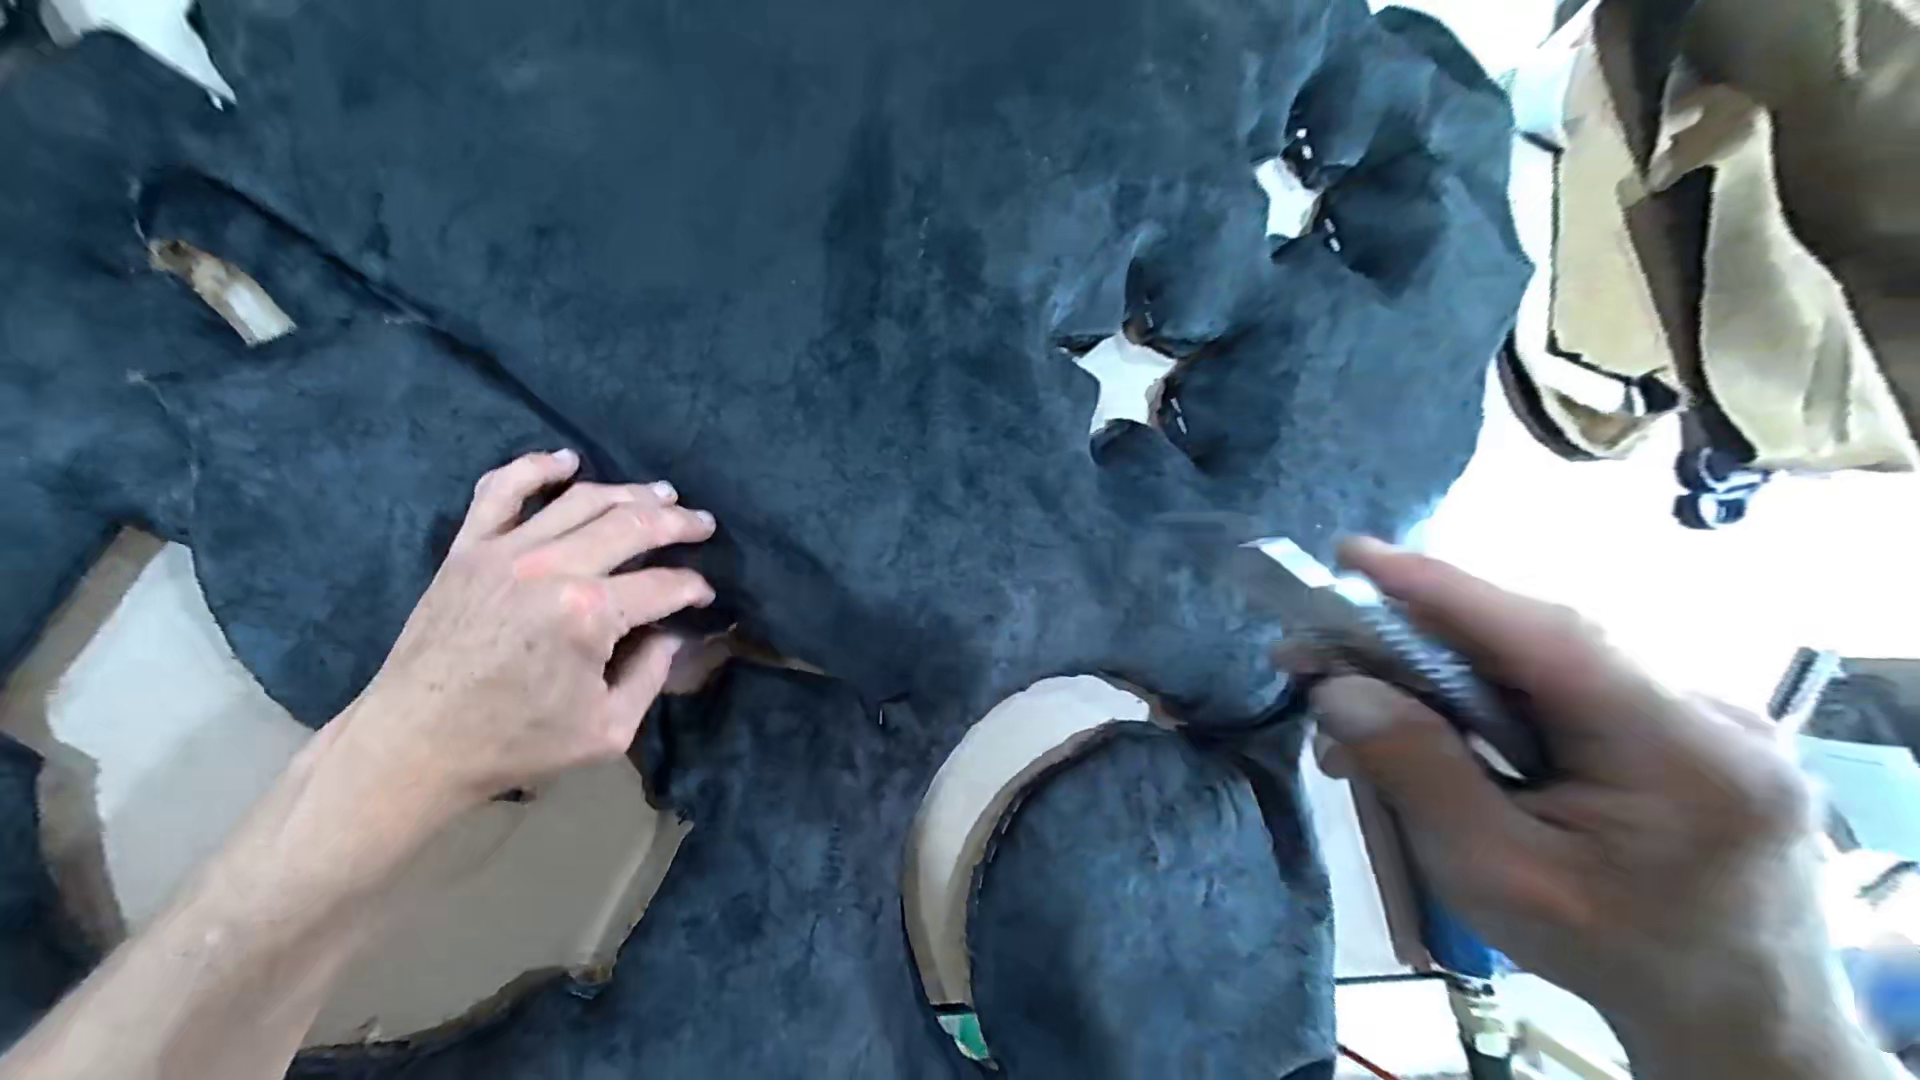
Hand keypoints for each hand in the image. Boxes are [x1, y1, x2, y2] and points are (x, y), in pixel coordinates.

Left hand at [337, 449, 716, 808]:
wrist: (411, 747)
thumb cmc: (517, 743)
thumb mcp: (610, 728)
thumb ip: (653, 672)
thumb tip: (673, 631)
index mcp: (588, 614)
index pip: (665, 585)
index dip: (694, 587)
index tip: (705, 595)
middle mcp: (551, 568)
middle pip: (634, 526)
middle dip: (680, 523)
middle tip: (704, 525)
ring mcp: (505, 551)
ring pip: (584, 499)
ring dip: (632, 492)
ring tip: (663, 494)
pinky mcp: (467, 549)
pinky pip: (502, 489)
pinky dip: (536, 466)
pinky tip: (567, 459)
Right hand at [1311, 540, 1868, 1075]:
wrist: (1730, 1013)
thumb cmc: (1609, 952)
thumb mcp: (1492, 874)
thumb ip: (1415, 771)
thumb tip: (1335, 687)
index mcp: (1686, 755)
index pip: (1550, 635)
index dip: (1443, 587)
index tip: (1353, 555)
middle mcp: (1701, 711)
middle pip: (1525, 640)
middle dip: (1406, 637)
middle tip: (1316, 650)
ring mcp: (1687, 711)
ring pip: (1524, 658)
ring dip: (1425, 670)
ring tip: (1345, 702)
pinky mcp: (1659, 718)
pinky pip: (1540, 682)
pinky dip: (1463, 691)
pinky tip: (1413, 722)